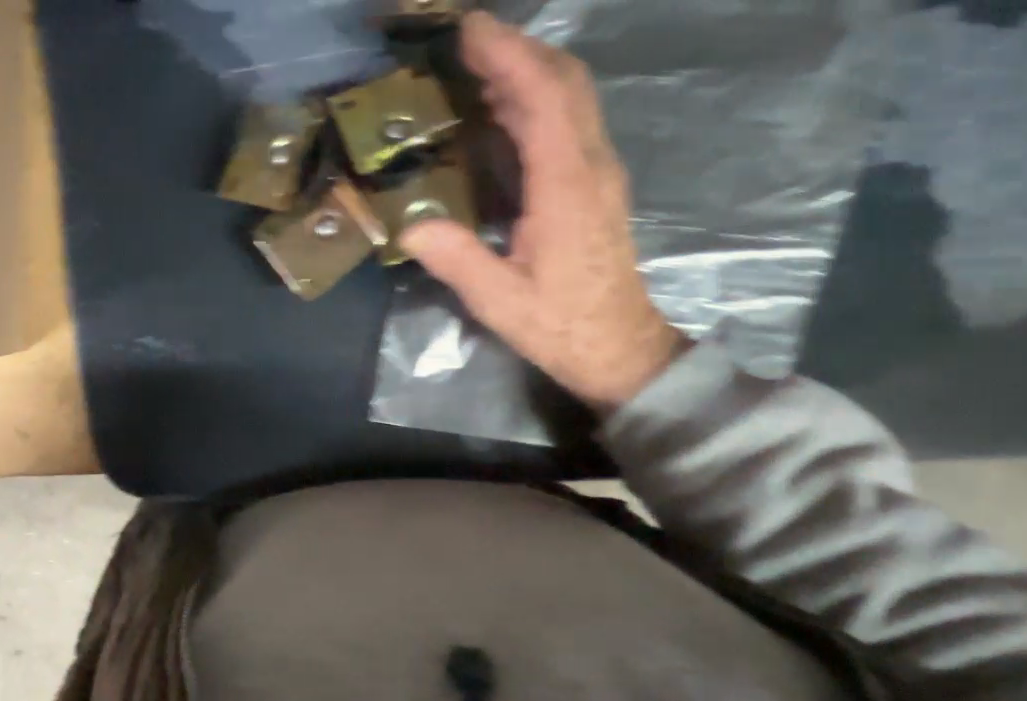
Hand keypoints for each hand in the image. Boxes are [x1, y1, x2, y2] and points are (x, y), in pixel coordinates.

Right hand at [398, 12, 689, 411]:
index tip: (469, 31)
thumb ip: (457, 258)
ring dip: (528, 69)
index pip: (543, 98)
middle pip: (564, 81)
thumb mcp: (499, 301)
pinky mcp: (595, 182)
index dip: (508, 56)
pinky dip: (536, 97)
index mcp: (566, 186)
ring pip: (572, 95)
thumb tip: (409, 224)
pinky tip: (502, 108)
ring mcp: (598, 170)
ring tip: (476, 64)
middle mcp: (590, 164)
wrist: (617, 343)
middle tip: (465, 40)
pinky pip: (570, 120)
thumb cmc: (559, 324)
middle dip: (517, 50)